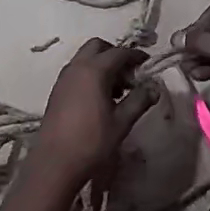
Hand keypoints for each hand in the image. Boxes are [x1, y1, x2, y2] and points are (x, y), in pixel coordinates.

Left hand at [31, 40, 156, 193]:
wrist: (55, 163)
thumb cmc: (92, 142)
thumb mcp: (122, 122)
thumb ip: (139, 100)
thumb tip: (154, 87)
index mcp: (94, 71)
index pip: (119, 53)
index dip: (136, 56)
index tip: (148, 64)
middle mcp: (76, 68)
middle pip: (98, 47)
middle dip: (115, 55)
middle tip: (130, 75)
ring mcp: (63, 79)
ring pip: (84, 58)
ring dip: (102, 65)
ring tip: (117, 90)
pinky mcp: (56, 91)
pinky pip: (76, 72)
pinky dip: (90, 75)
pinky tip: (99, 98)